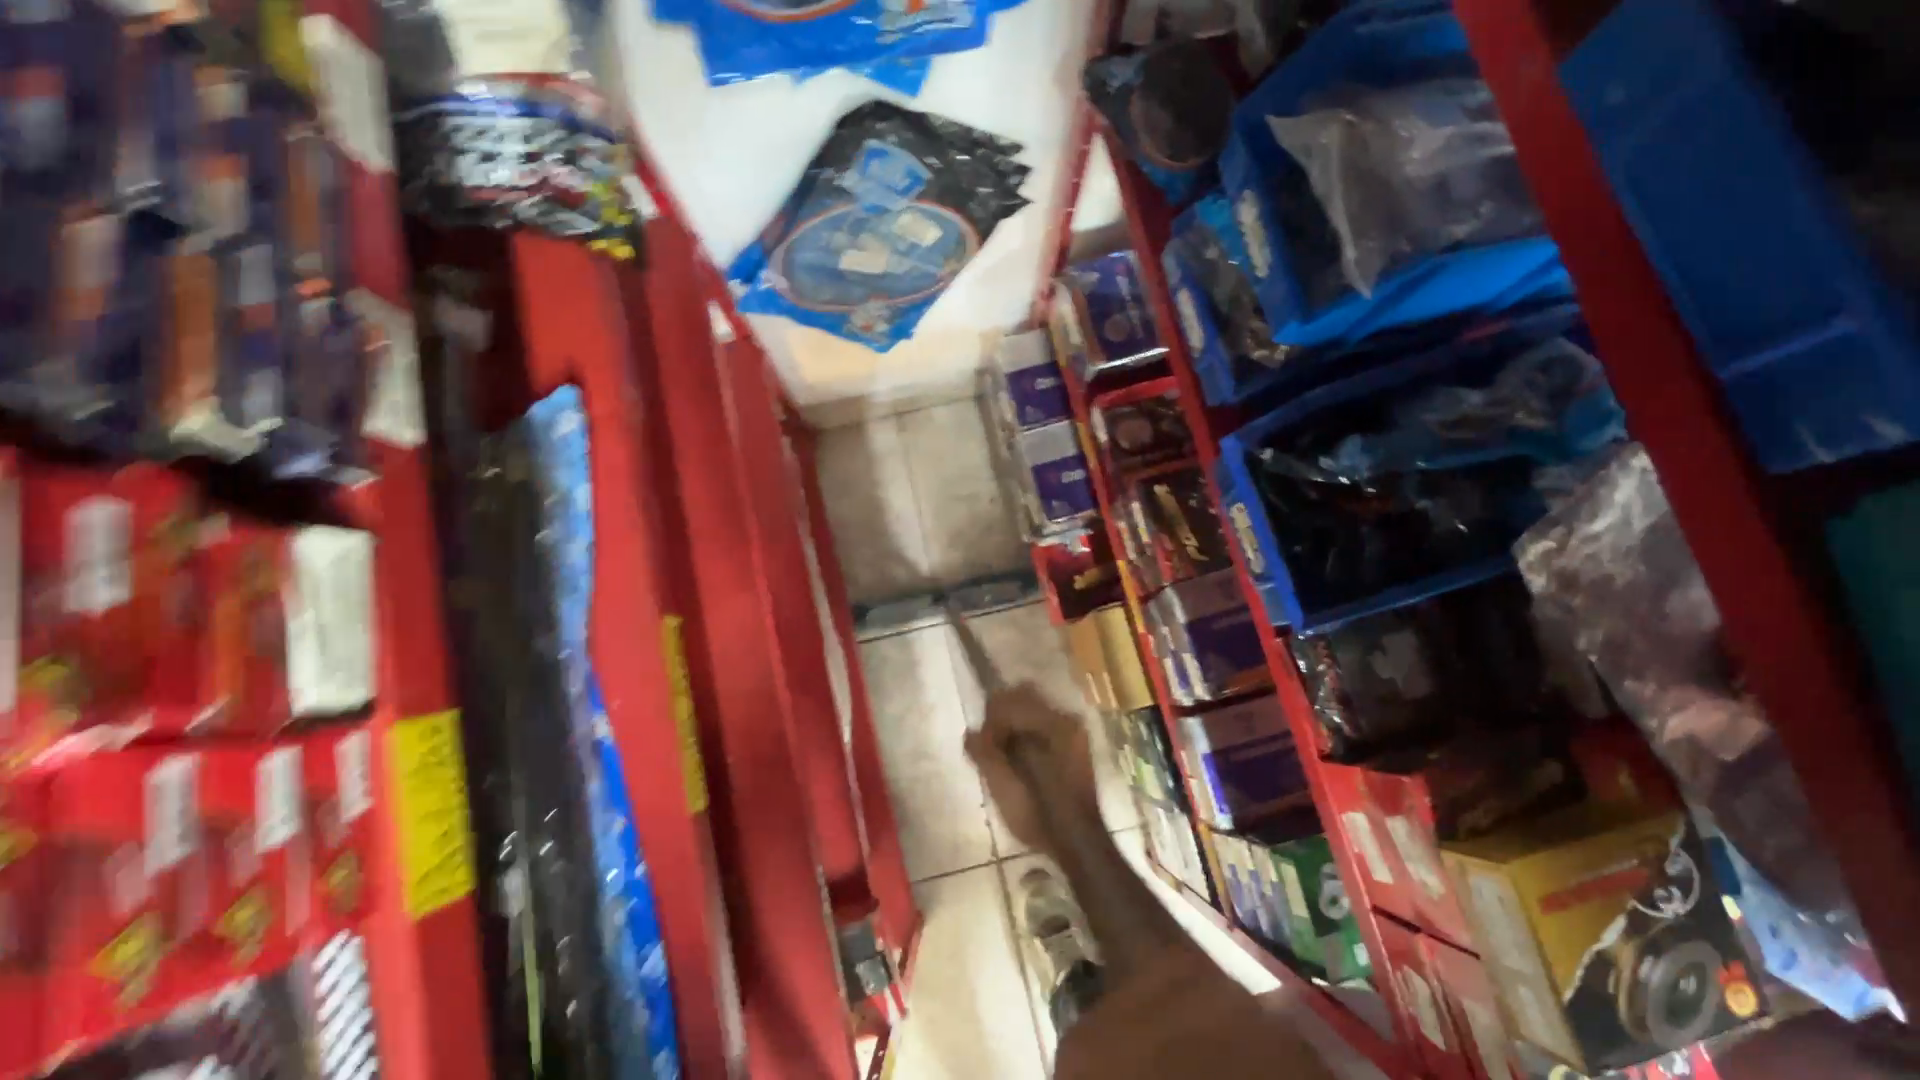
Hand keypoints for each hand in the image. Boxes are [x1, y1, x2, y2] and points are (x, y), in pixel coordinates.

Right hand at [964, 683, 1100, 854]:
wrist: (1079, 842)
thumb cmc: (1039, 815)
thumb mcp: (1004, 787)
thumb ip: (985, 753)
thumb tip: (970, 733)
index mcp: (1052, 723)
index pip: (1008, 700)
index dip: (990, 722)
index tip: (983, 748)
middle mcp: (1066, 718)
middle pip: (1023, 695)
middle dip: (1001, 715)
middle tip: (992, 747)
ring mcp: (1074, 731)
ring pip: (1033, 708)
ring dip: (1013, 724)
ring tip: (1004, 755)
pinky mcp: (1075, 745)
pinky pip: (1044, 724)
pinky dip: (1027, 733)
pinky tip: (1020, 761)